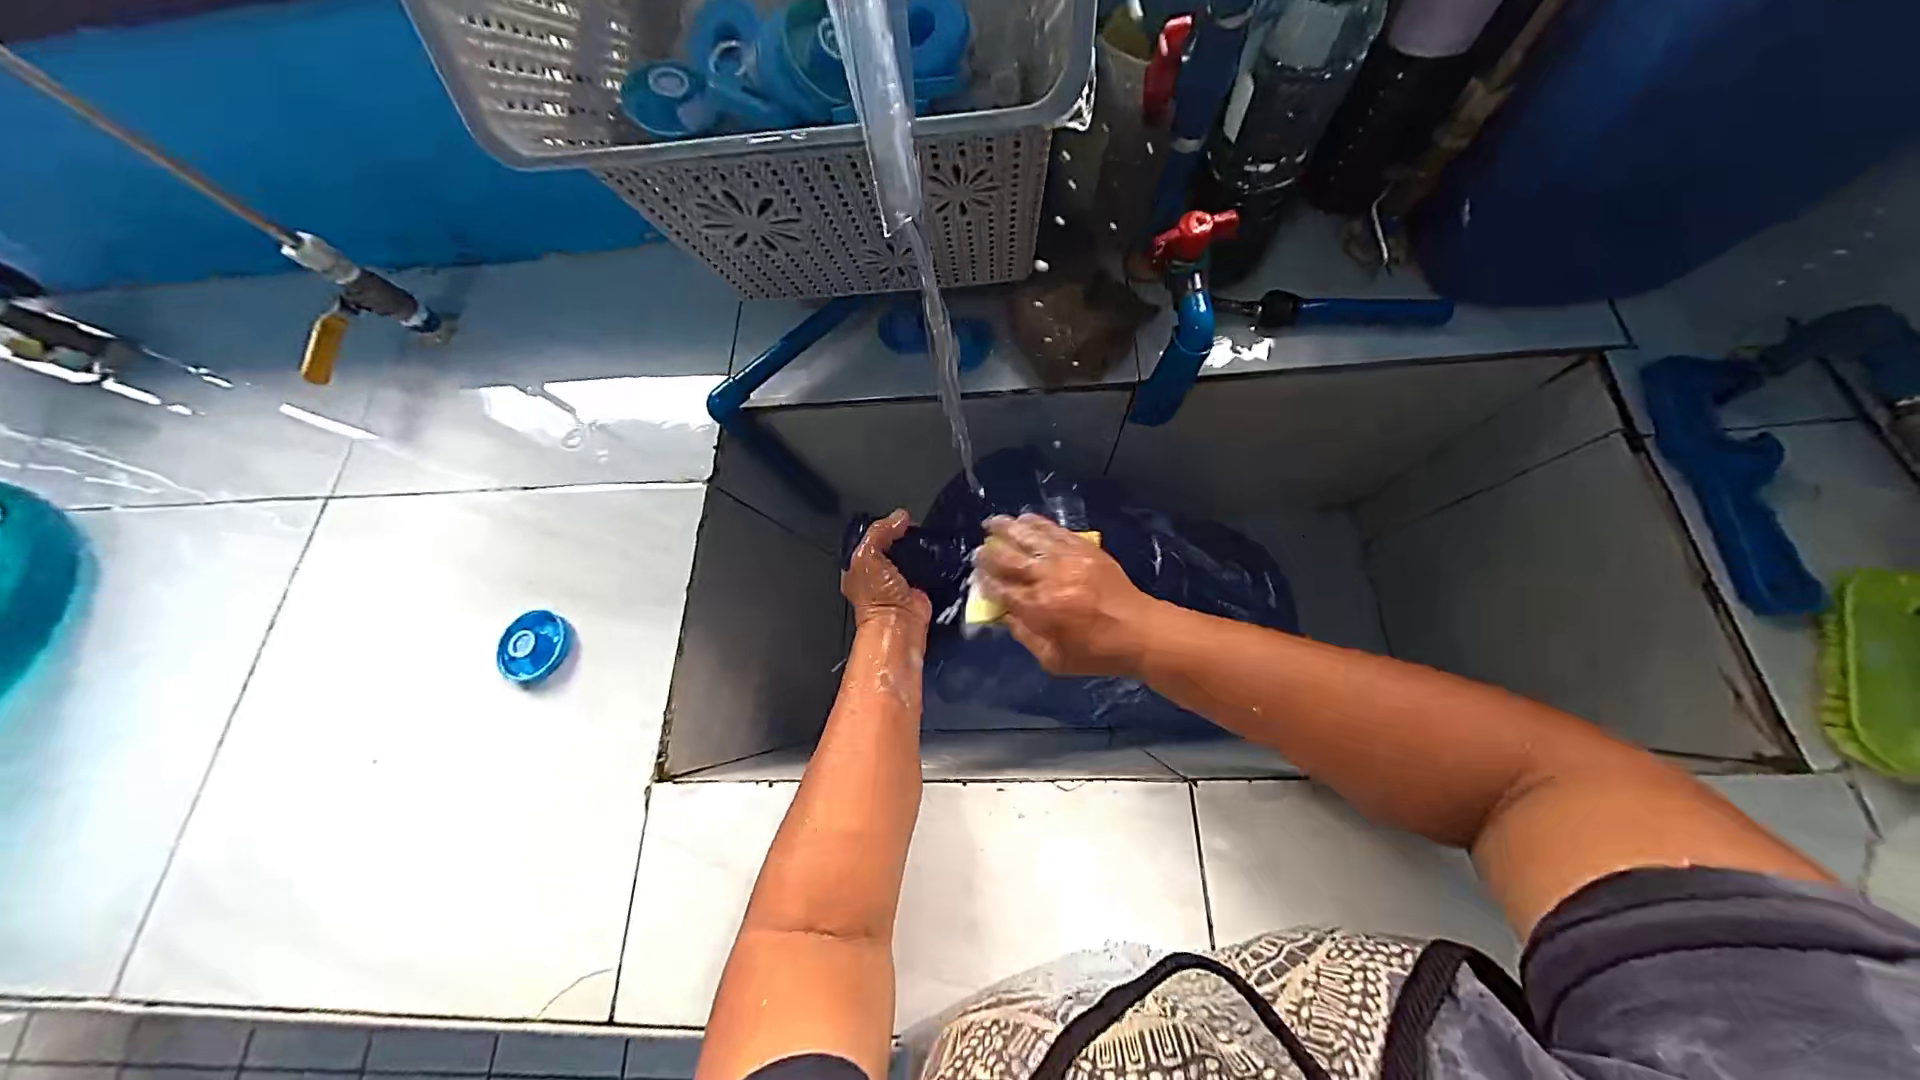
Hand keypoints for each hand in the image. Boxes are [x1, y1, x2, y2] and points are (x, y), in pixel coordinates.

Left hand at [842, 509, 931, 628]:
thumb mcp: (867, 554)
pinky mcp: (920, 587)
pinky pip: (927, 566)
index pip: (870, 538)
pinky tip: (933, 554)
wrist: (901, 623)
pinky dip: (931, 560)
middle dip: (902, 536)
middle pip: (892, 544)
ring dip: (918, 548)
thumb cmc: (877, 598)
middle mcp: (879, 574)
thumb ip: (879, 531)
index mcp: (859, 566)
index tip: (896, 520)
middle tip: (911, 529)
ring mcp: (900, 580)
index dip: (883, 526)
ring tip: (923, 541)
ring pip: (910, 554)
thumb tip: (899, 516)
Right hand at [974, 513, 1160, 675]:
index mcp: (1039, 608)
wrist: (1139, 632)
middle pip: (1008, 558)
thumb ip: (1024, 635)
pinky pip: (1053, 530)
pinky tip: (1023, 520)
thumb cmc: (1095, 652)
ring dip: (1006, 529)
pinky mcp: (1084, 548)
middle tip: (979, 551)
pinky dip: (1035, 523)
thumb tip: (1004, 614)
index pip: (1001, 589)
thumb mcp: (1052, 660)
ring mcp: (1067, 559)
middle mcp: (1048, 578)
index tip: (978, 577)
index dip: (985, 581)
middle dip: (989, 554)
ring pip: (1029, 536)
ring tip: (993, 524)